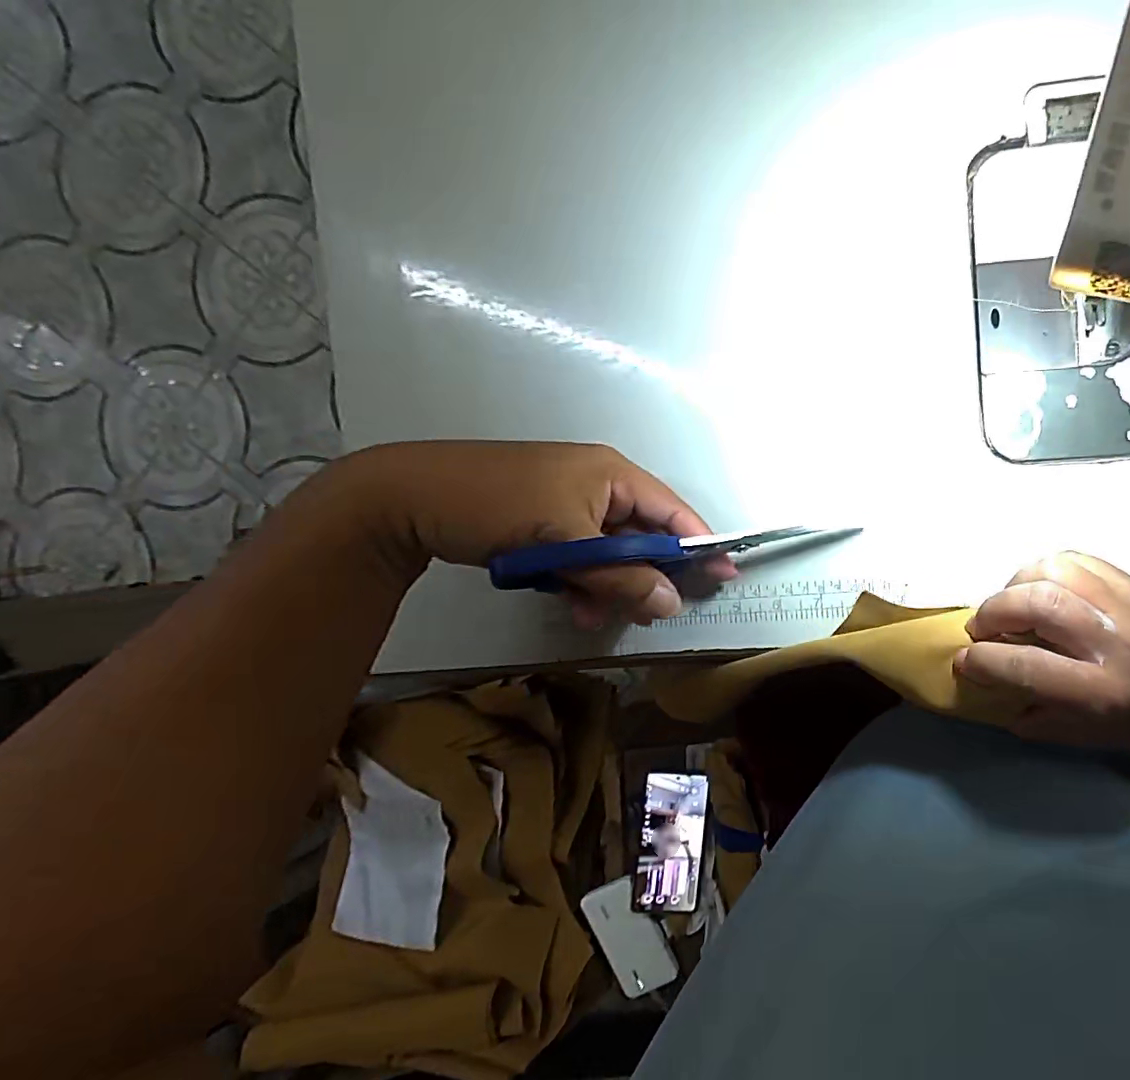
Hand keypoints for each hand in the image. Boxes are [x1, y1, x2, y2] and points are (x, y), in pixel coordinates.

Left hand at [319, 441, 737, 626]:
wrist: (405, 497)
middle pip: (644, 536)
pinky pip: (582, 555)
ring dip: (609, 585)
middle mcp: (600, 484)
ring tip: (595, 613)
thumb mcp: (565, 545)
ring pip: (611, 552)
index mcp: (613, 474)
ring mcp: (572, 503)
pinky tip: (573, 602)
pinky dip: (582, 579)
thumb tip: (672, 603)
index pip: (673, 511)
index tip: (724, 577)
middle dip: (645, 576)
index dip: (701, 544)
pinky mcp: (547, 522)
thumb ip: (621, 578)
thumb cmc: (496, 506)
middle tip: (651, 612)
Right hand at [952, 552, 1129, 756]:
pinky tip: (1034, 590)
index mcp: (1101, 691)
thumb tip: (968, 665)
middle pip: (1042, 605)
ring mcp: (1128, 607)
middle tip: (981, 626)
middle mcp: (1118, 645)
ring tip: (1009, 605)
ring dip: (1015, 586)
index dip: (984, 659)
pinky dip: (1040, 570)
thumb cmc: (1107, 723)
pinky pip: (1072, 559)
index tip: (964, 659)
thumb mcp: (1059, 729)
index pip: (1028, 665)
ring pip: (1053, 571)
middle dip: (995, 611)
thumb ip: (1014, 698)